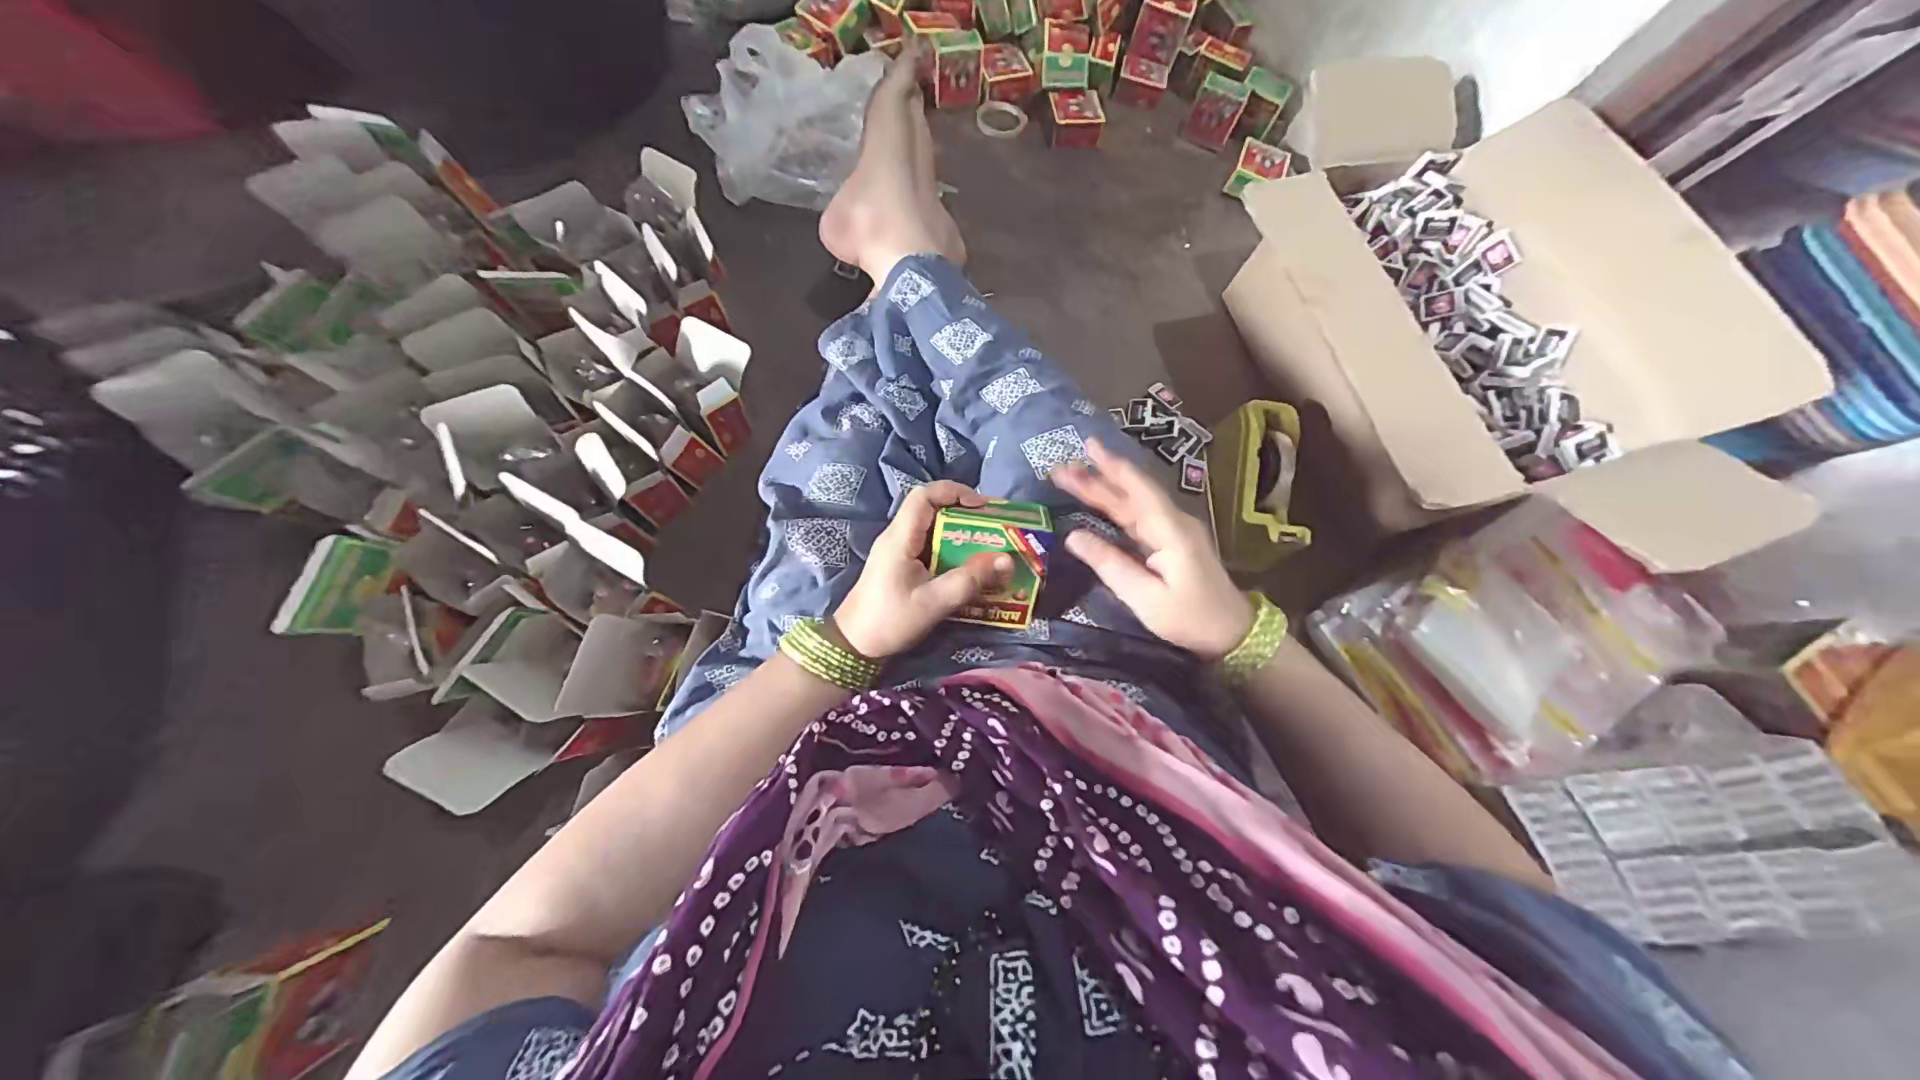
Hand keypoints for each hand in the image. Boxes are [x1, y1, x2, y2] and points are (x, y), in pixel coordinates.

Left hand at [832, 481, 1012, 659]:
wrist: (854, 645)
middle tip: (995, 528)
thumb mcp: (933, 602)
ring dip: (961, 535)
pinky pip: (930, 548)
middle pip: (932, 509)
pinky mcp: (902, 566)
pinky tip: (969, 568)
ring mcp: (898, 551)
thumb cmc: (890, 620)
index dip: (955, 492)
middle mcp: (898, 537)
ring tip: (989, 547)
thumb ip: (969, 580)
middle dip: (965, 514)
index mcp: (900, 538)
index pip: (924, 496)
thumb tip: (1007, 560)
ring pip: (933, 529)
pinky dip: (952, 551)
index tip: (983, 506)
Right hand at [1050, 438, 1253, 661]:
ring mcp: (1173, 531)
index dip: (1111, 467)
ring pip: (1133, 502)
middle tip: (1061, 467)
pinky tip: (1100, 500)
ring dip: (1104, 488)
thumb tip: (1073, 536)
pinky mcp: (1171, 542)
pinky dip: (1116, 504)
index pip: (1136, 490)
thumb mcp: (1145, 598)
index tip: (1086, 447)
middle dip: (1097, 477)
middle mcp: (1172, 522)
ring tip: (1074, 475)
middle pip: (1131, 493)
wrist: (1232, 633)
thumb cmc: (1190, 617)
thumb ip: (1110, 564)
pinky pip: (1138, 515)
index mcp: (1169, 530)